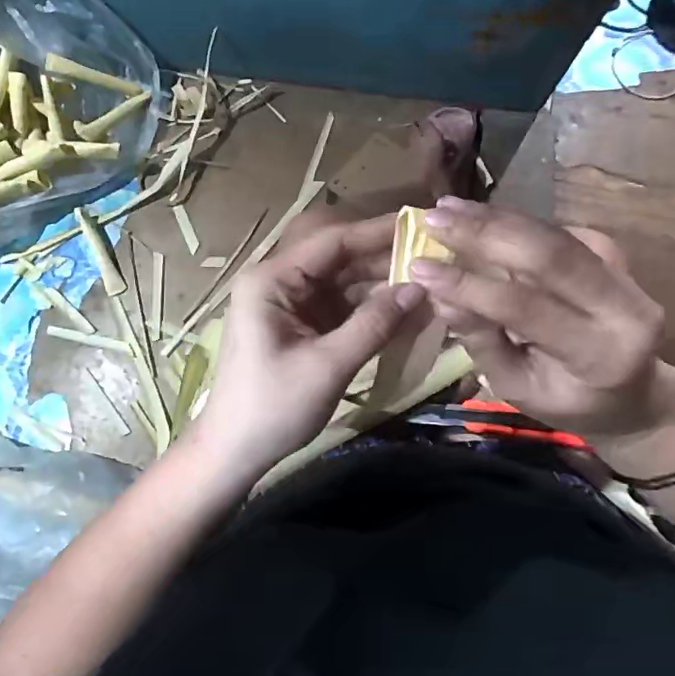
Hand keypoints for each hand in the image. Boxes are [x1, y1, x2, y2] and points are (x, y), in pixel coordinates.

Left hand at [184, 214, 424, 473]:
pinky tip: (407, 312)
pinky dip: (370, 312)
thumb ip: (374, 324)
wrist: (234, 450)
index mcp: (271, 280)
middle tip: (440, 260)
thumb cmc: (273, 406)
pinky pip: (339, 309)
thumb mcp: (328, 365)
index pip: (332, 242)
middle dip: (386, 262)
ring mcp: (288, 305)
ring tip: (433, 286)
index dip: (379, 232)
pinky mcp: (298, 327)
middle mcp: (277, 282)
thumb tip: (420, 287)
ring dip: (383, 288)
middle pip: (339, 260)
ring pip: (344, 285)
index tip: (425, 225)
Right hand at [408, 198, 674, 475]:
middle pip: (549, 255)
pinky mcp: (612, 253)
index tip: (419, 268)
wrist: (634, 393)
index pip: (526, 308)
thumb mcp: (514, 386)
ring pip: (551, 234)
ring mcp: (623, 272)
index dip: (469, 285)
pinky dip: (510, 221)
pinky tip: (475, 215)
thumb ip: (481, 340)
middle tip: (432, 221)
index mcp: (599, 353)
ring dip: (494, 218)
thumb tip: (439, 296)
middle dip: (484, 234)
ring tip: (445, 208)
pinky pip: (554, 230)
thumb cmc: (565, 400)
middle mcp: (623, 306)